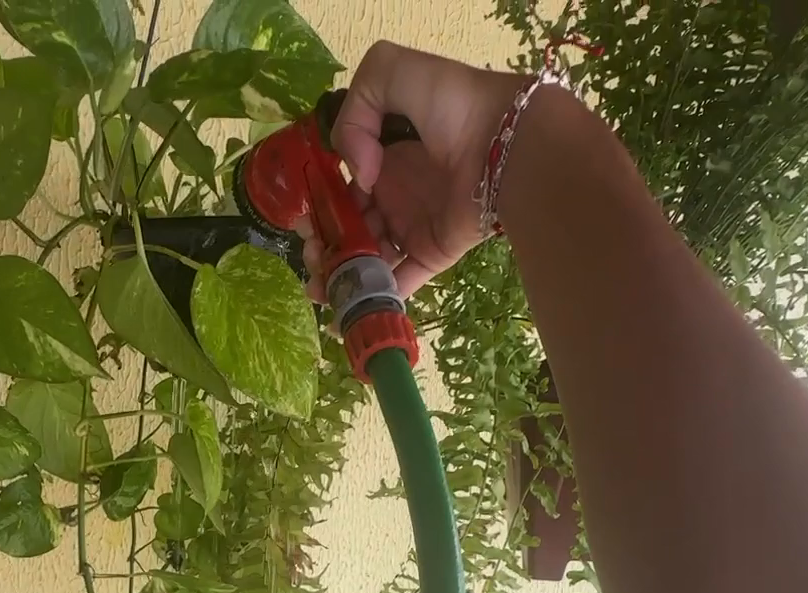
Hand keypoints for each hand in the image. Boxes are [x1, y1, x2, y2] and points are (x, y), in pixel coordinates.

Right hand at [306, 42, 521, 297]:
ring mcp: (413, 228)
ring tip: (323, 288)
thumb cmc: (451, 102)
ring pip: (368, 260)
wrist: (504, 139)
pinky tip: (350, 306)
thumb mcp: (390, 72)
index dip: (319, 209)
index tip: (303, 224)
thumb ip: (355, 110)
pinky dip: (376, 297)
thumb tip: (358, 176)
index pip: (342, 193)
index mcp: (381, 162)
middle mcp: (394, 198)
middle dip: (325, 249)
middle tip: (313, 259)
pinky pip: (401, 282)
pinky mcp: (432, 254)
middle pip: (350, 232)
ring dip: (341, 277)